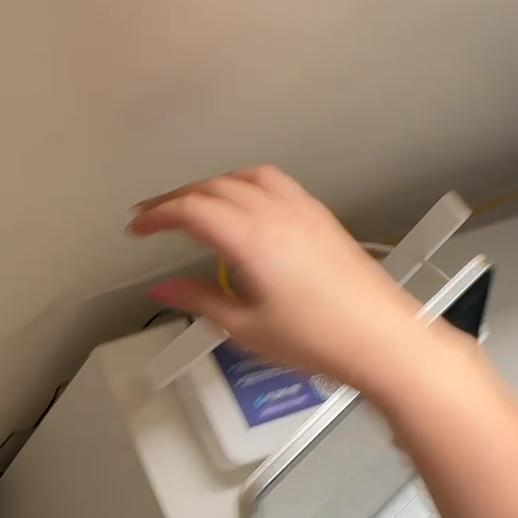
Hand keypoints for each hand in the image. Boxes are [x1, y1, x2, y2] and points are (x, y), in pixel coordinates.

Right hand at [130, 166, 454, 394]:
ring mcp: (303, 212)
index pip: (190, 210)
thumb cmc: (320, 338)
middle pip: (212, 187)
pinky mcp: (320, 218)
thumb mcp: (243, 327)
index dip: (155, 216)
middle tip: (149, 215)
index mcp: (252, 240)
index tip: (136, 227)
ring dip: (208, 186)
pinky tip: (237, 203)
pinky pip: (273, 183)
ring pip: (243, 177)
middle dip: (174, 198)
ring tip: (188, 204)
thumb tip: (164, 288)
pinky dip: (241, 184)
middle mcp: (278, 215)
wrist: (382, 340)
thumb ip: (198, 299)